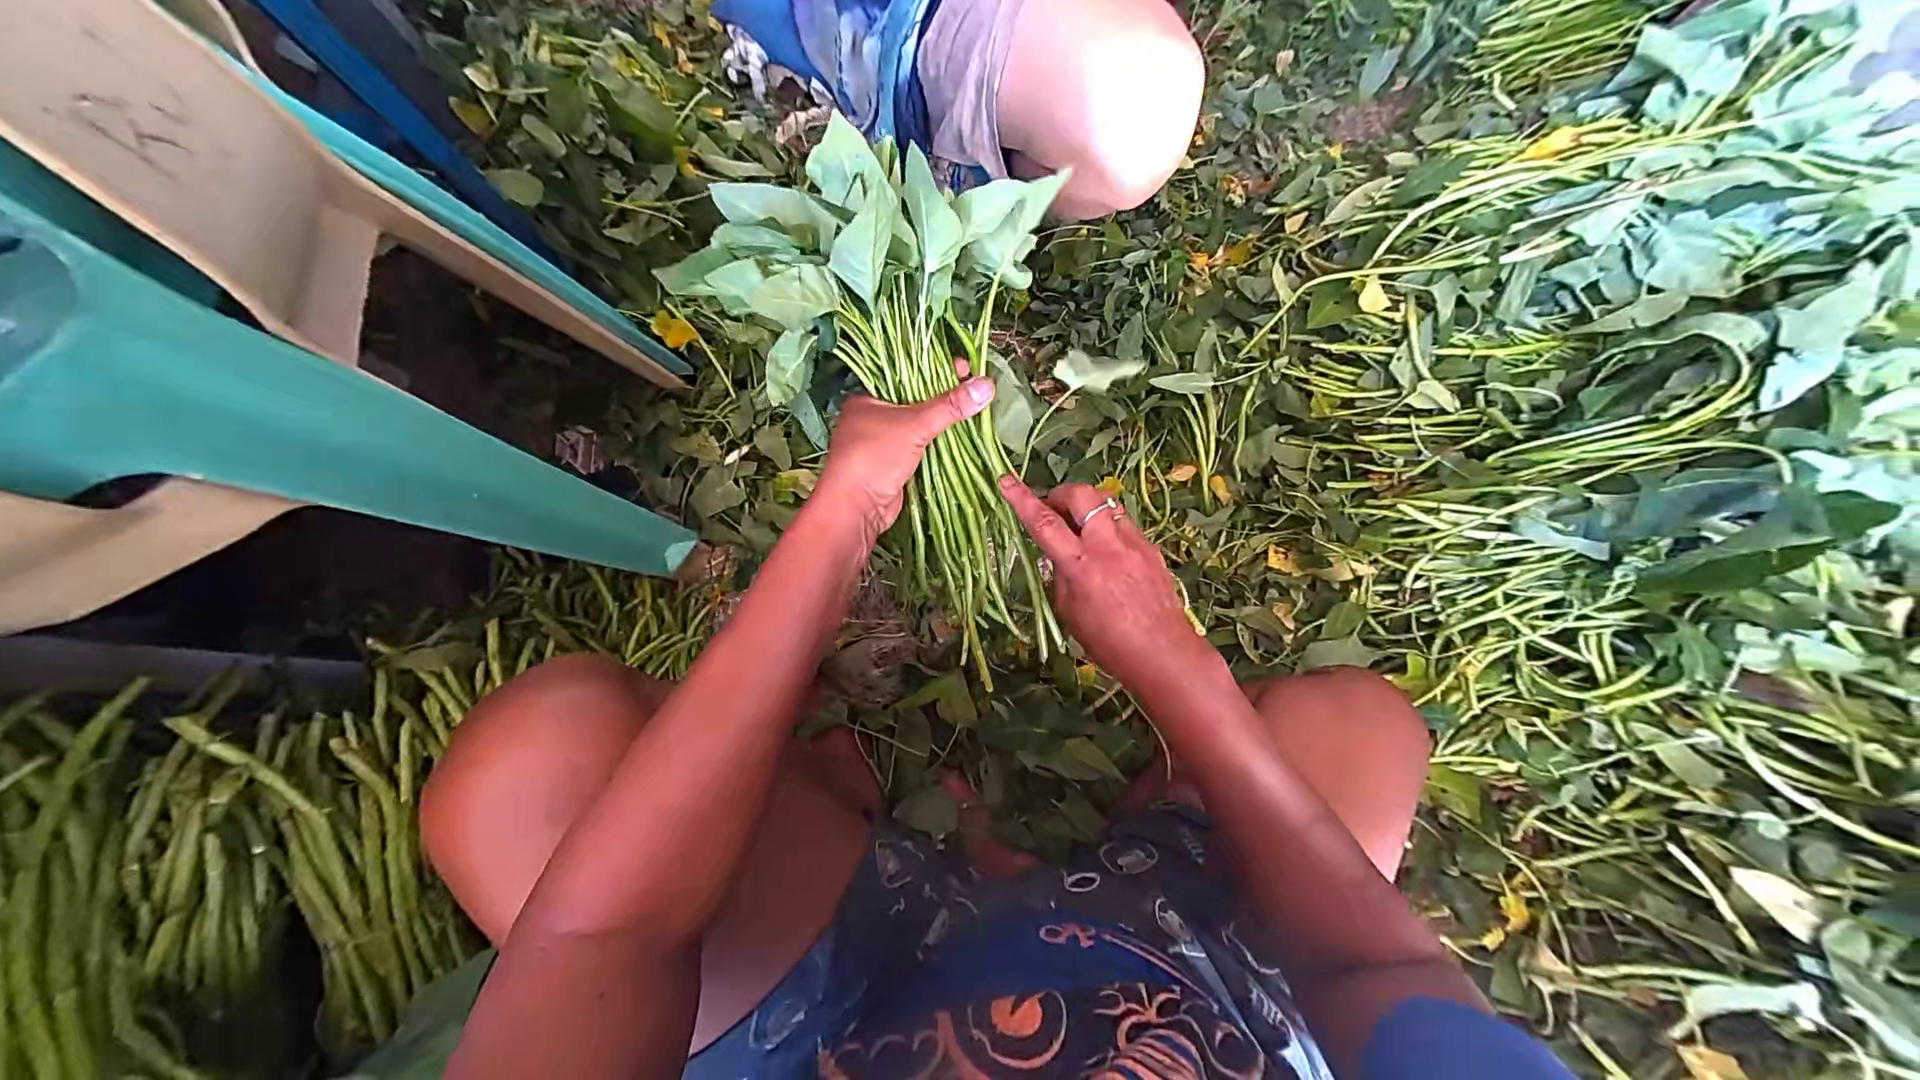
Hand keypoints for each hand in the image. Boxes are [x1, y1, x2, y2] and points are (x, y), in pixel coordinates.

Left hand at [813, 376, 995, 542]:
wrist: (855, 508)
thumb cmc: (873, 457)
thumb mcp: (913, 425)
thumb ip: (949, 407)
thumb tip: (985, 386)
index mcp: (869, 399)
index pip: (908, 376)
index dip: (937, 370)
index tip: (967, 368)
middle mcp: (874, 418)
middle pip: (917, 402)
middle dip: (946, 397)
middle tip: (977, 388)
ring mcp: (884, 444)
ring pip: (921, 427)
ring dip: (945, 423)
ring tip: (977, 409)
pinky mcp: (895, 466)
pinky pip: (923, 448)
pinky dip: (940, 444)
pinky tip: (963, 437)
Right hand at [997, 477, 1213, 686]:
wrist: (1162, 652)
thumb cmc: (1108, 642)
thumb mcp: (1069, 611)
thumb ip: (1060, 575)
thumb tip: (1057, 556)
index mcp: (1081, 566)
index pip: (1044, 523)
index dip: (1022, 499)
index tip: (1007, 480)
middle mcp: (1108, 546)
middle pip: (1081, 495)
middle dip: (1061, 493)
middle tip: (1052, 509)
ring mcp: (1133, 542)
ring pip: (1105, 503)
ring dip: (1086, 508)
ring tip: (1078, 528)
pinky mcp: (1150, 546)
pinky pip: (1122, 523)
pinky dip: (1106, 527)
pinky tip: (1106, 550)